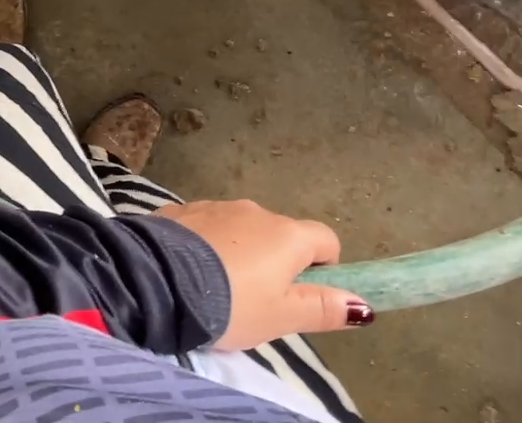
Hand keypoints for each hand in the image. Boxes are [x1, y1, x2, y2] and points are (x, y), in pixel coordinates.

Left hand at [156, 200, 372, 348]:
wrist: (158, 280)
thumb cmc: (230, 303)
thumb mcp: (283, 317)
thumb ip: (324, 308)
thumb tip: (363, 305)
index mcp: (284, 234)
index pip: (324, 239)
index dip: (323, 267)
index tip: (305, 293)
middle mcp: (251, 209)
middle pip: (279, 233)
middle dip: (277, 260)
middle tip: (260, 298)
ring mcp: (212, 205)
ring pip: (240, 228)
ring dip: (240, 250)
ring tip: (221, 285)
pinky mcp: (179, 209)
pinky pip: (206, 226)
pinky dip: (207, 243)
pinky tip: (191, 268)